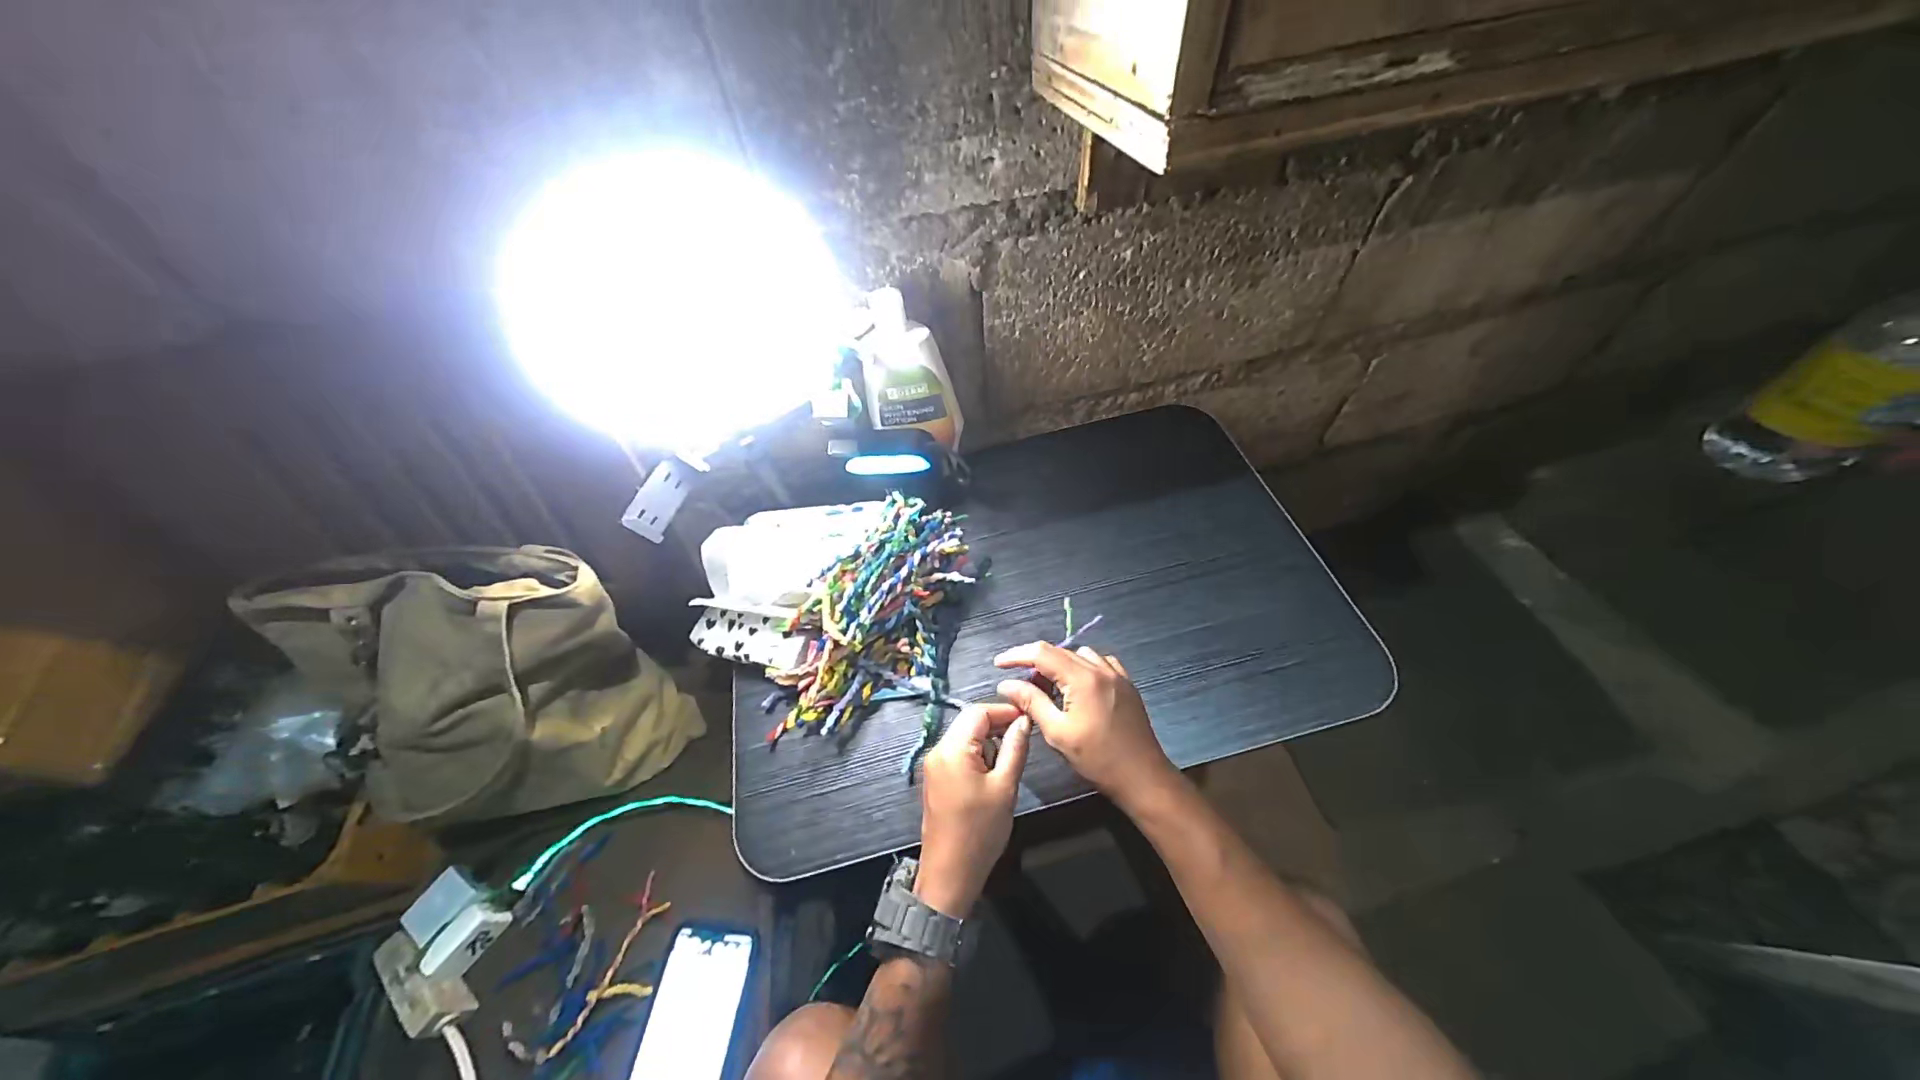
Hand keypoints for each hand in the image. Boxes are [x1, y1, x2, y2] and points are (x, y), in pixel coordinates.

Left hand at [916, 702, 1030, 917]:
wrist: (950, 872)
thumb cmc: (980, 831)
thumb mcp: (1005, 787)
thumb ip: (1014, 748)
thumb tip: (1023, 721)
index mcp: (952, 748)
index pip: (978, 711)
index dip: (1004, 710)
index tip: (1028, 717)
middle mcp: (938, 750)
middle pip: (969, 721)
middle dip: (996, 724)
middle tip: (1023, 736)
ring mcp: (934, 765)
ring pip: (964, 737)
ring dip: (987, 740)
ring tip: (1010, 759)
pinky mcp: (936, 778)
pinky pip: (958, 753)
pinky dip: (977, 754)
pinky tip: (993, 771)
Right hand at [995, 644, 1176, 806]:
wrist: (1142, 777)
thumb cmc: (1097, 759)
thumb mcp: (1057, 732)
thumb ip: (1031, 702)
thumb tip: (1006, 684)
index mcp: (1083, 678)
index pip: (1042, 653)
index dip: (1017, 656)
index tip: (999, 664)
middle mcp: (1101, 669)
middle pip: (1060, 651)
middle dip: (1036, 663)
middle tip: (1021, 684)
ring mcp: (1117, 675)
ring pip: (1080, 655)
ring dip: (1059, 664)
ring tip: (1049, 688)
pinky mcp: (1127, 685)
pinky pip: (1100, 663)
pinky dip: (1082, 668)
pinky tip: (1077, 687)